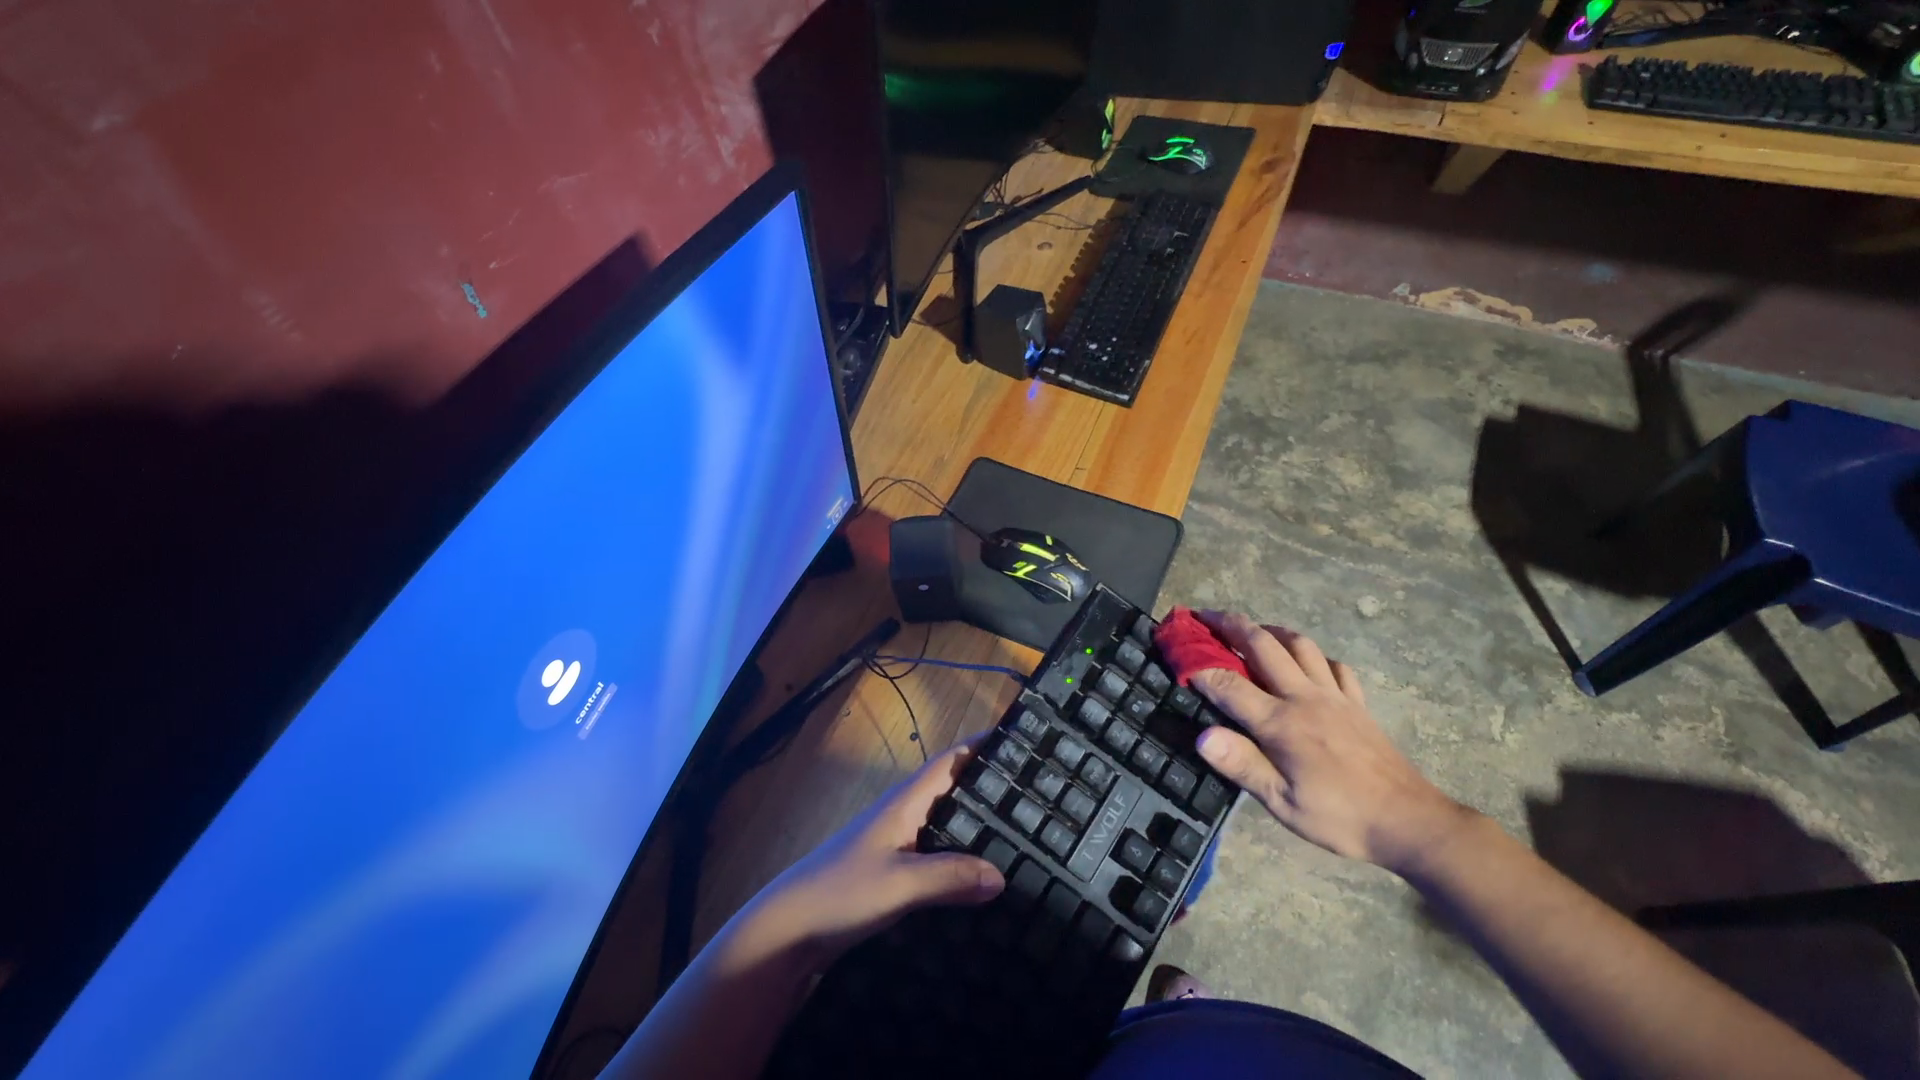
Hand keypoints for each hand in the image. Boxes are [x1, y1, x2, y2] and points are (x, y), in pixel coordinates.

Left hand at [748, 738, 1005, 966]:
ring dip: (979, 826)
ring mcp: (896, 846)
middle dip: (992, 787)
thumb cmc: (840, 893)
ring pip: (948, 825)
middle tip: (1039, 792)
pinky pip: (938, 857)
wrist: (787, 934)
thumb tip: (1002, 875)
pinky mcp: (893, 875)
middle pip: (954, 791)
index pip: (951, 761)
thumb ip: (950, 877)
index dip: (984, 746)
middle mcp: (903, 817)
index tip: (1024, 739)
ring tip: (1026, 835)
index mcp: (904, 803)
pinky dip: (963, 860)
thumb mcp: (900, 883)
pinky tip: (984, 882)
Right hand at [1188, 611, 1474, 874]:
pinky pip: (1333, 665)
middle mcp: (1305, 698)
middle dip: (1231, 626)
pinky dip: (1313, 655)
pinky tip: (1306, 662)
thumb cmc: (1339, 817)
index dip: (1200, 669)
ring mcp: (1335, 696)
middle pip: (1264, 646)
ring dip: (1271, 630)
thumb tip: (1202, 736)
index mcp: (1281, 724)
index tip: (1178, 655)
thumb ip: (1241, 765)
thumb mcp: (1282, 803)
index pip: (1230, 686)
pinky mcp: (1358, 703)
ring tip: (1252, 629)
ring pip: (1300, 645)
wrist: (1409, 821)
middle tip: (1206, 616)